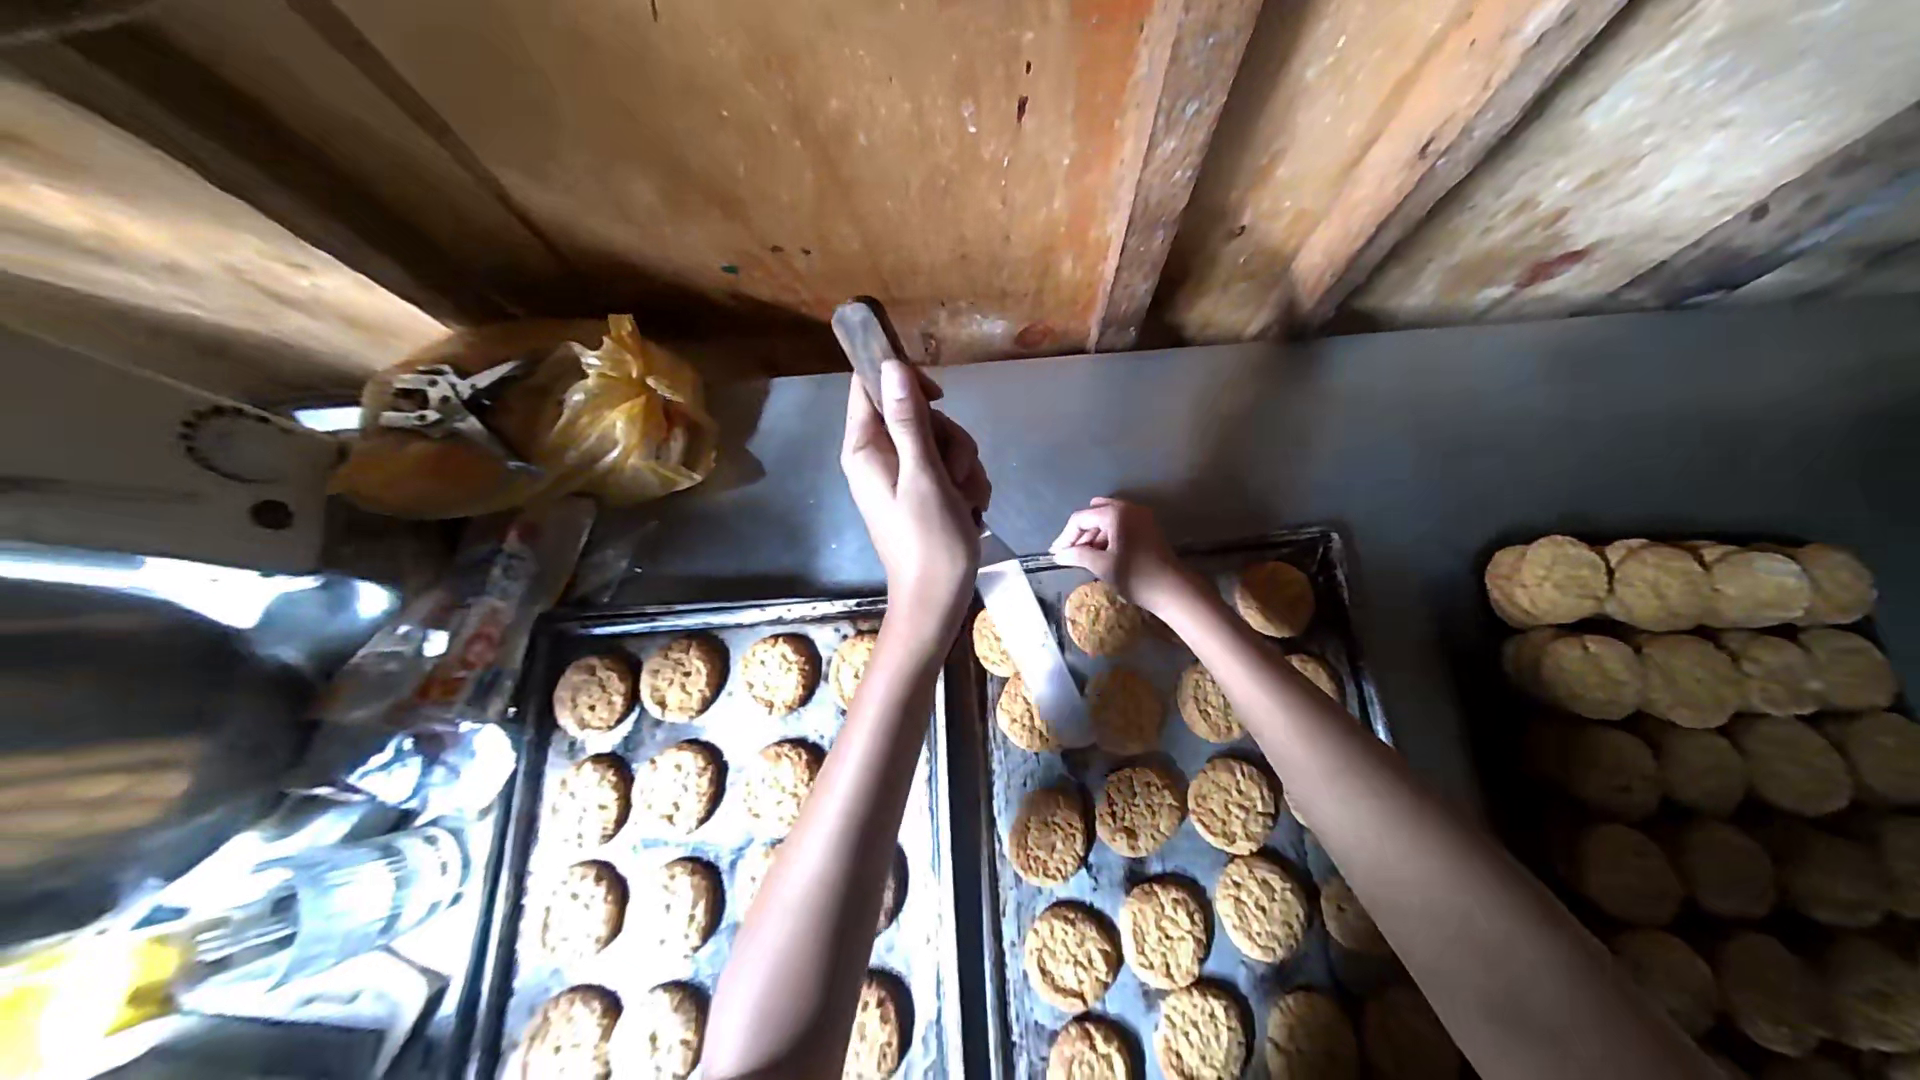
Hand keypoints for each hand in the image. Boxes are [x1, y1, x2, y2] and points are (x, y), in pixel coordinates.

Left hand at [842, 361, 990, 633]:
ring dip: (962, 464)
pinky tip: (969, 506)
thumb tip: (891, 365)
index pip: (870, 385)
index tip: (938, 397)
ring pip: (942, 437)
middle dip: (948, 437)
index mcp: (865, 447)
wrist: (938, 597)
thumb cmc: (928, 540)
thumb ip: (908, 420)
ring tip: (964, 498)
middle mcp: (880, 454)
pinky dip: (965, 481)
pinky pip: (951, 463)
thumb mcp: (922, 475)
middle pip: (917, 411)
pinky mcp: (925, 487)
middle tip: (953, 472)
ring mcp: (904, 472)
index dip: (904, 379)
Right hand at [1049, 497, 1198, 613]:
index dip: (1066, 536)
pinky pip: (1120, 526)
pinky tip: (1101, 554)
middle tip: (1068, 555)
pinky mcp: (1148, 528)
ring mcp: (1141, 517)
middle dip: (1079, 534)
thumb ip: (1077, 555)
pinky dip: (1108, 537)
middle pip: (1094, 515)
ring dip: (1093, 536)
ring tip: (1083, 557)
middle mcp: (1129, 508)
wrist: (1173, 590)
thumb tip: (1059, 554)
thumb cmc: (1136, 576)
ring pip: (1107, 520)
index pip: (1081, 518)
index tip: (1056, 554)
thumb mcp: (1102, 566)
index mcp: (1116, 513)